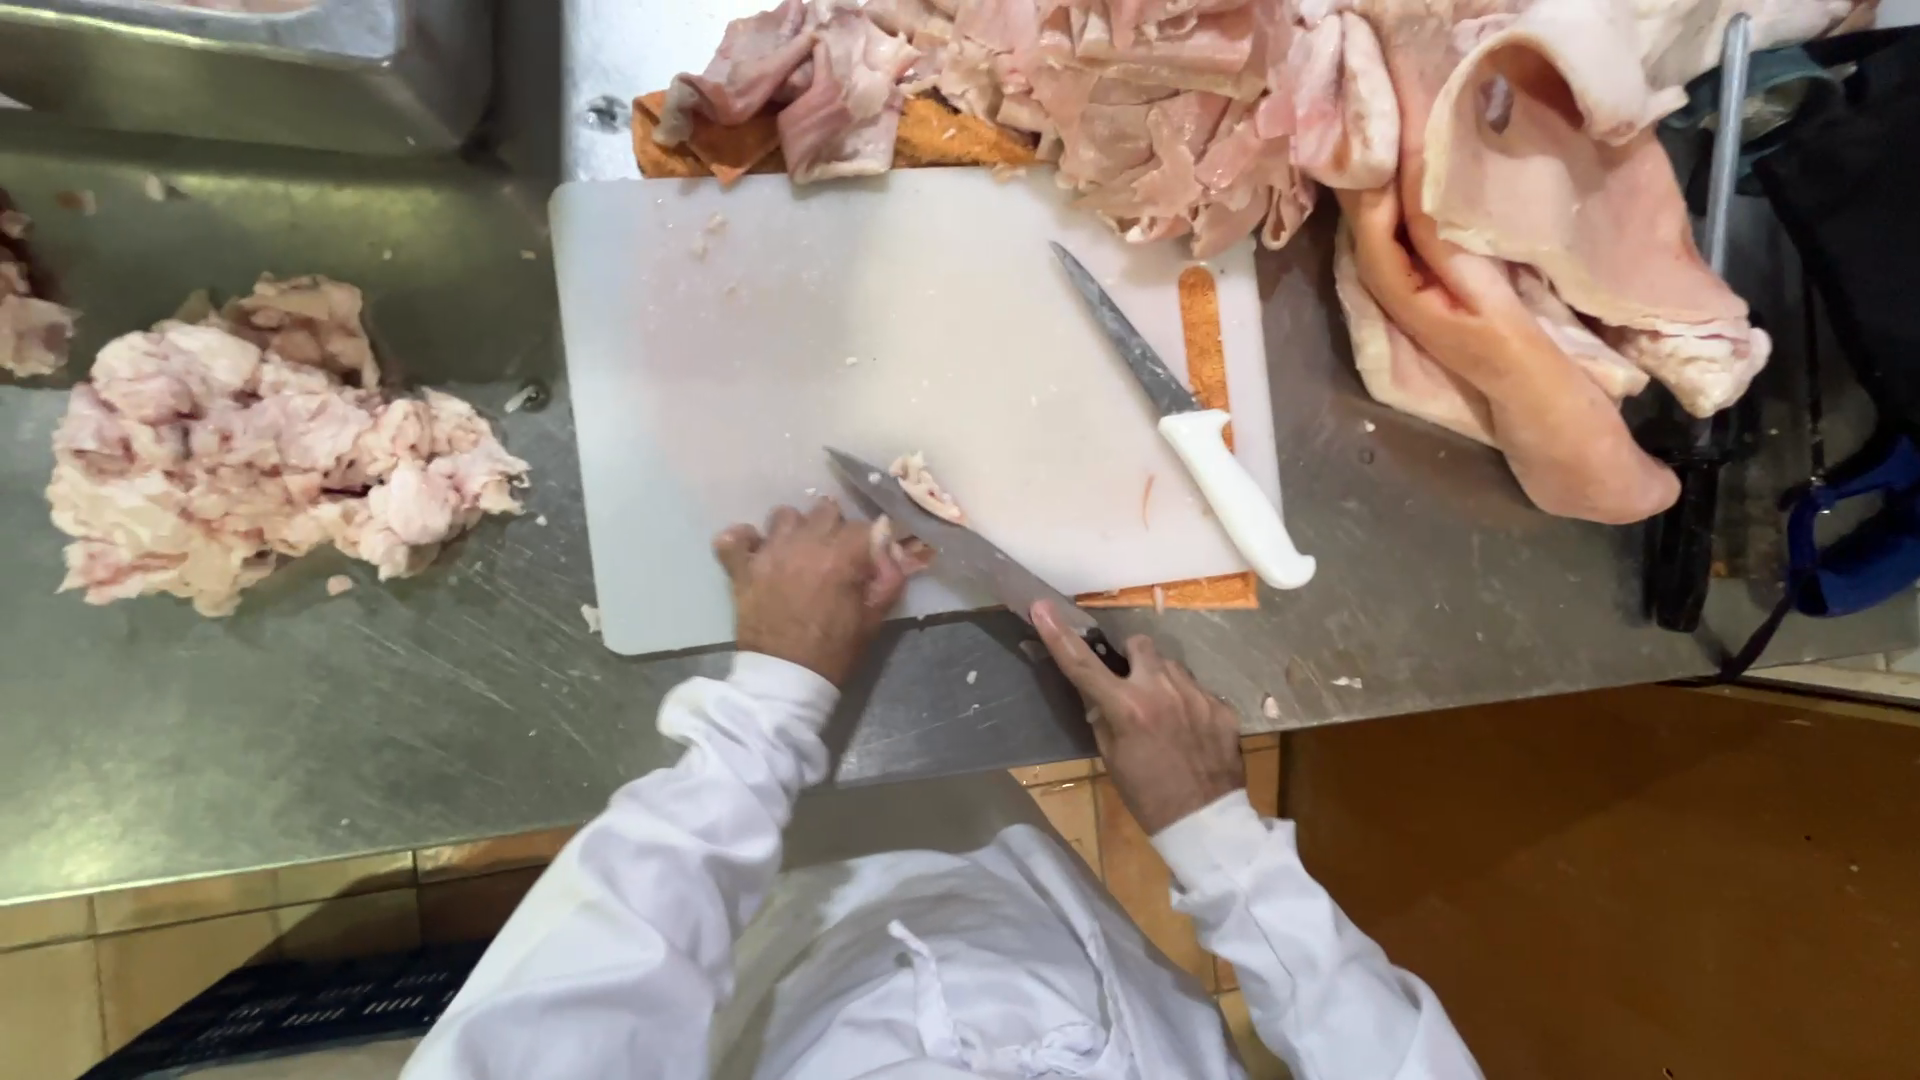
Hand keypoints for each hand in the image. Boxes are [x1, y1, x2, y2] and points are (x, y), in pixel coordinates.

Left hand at [713, 499, 915, 686]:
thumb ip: (889, 578)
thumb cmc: (834, 651)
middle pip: (825, 511)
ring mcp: (768, 554)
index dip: (870, 541)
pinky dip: (743, 540)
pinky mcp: (741, 569)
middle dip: (835, 528)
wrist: (785, 681)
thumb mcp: (873, 619)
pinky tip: (756, 550)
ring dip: (795, 528)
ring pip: (784, 515)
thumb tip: (892, 548)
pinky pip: (733, 538)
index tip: (869, 558)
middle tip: (835, 554)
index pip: (864, 526)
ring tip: (798, 550)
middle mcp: (804, 546)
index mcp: (841, 558)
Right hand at [1031, 600, 1244, 833]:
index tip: (1042, 607)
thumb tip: (1097, 689)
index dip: (1059, 634)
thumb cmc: (1146, 794)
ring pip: (1171, 665)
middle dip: (1132, 659)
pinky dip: (1188, 702)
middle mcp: (1161, 691)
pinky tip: (1190, 729)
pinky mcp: (1221, 705)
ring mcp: (1196, 695)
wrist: (1205, 822)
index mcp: (1126, 708)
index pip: (1083, 663)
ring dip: (1162, 679)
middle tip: (1132, 684)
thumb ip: (1102, 714)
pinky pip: (1197, 688)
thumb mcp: (1111, 756)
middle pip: (1139, 645)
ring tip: (1166, 712)